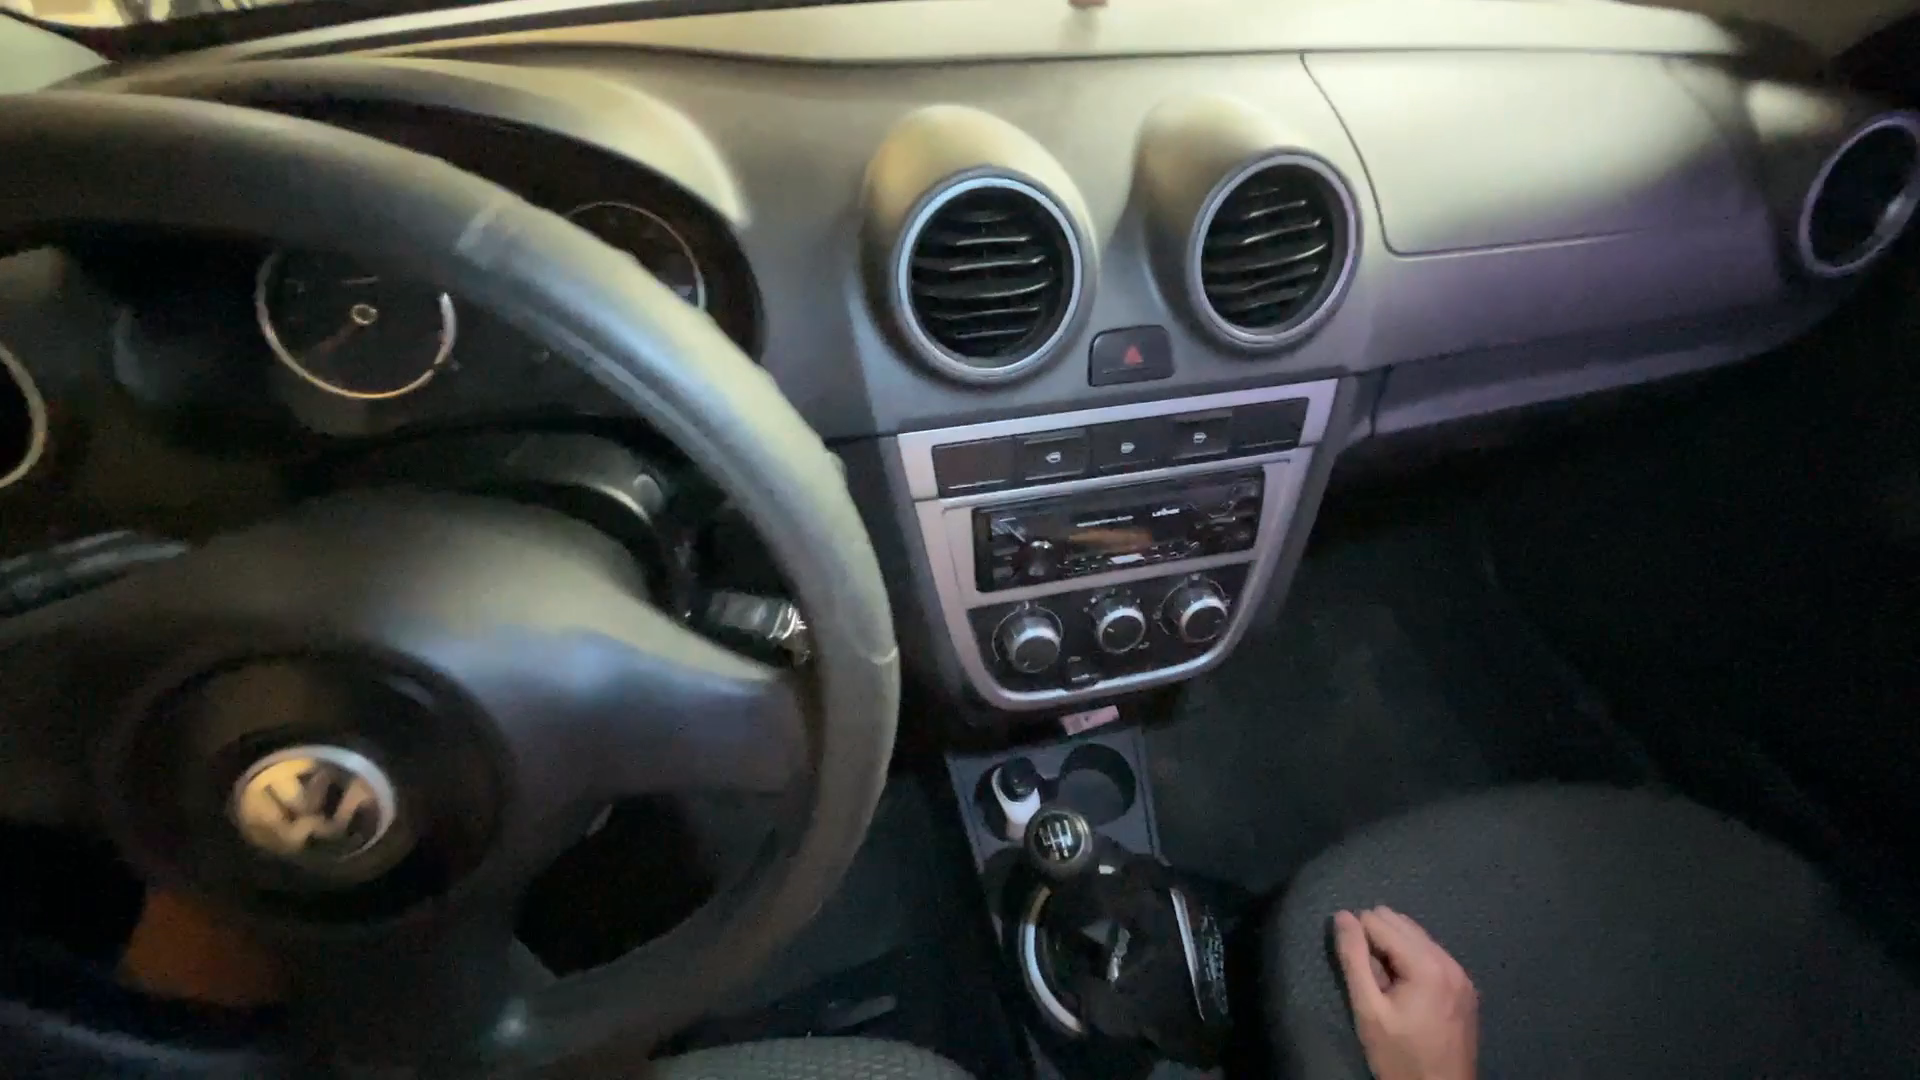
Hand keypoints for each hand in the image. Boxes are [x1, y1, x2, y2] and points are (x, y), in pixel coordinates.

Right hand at [1333, 906, 1477, 1079]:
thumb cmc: (1400, 1056)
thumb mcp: (1367, 1008)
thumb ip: (1353, 957)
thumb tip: (1342, 915)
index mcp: (1427, 965)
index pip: (1376, 920)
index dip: (1359, 941)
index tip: (1362, 975)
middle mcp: (1449, 961)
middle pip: (1396, 920)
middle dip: (1377, 941)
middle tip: (1375, 980)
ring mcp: (1461, 974)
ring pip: (1412, 932)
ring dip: (1393, 948)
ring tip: (1390, 986)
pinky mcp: (1464, 986)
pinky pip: (1428, 950)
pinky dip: (1410, 958)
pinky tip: (1407, 989)